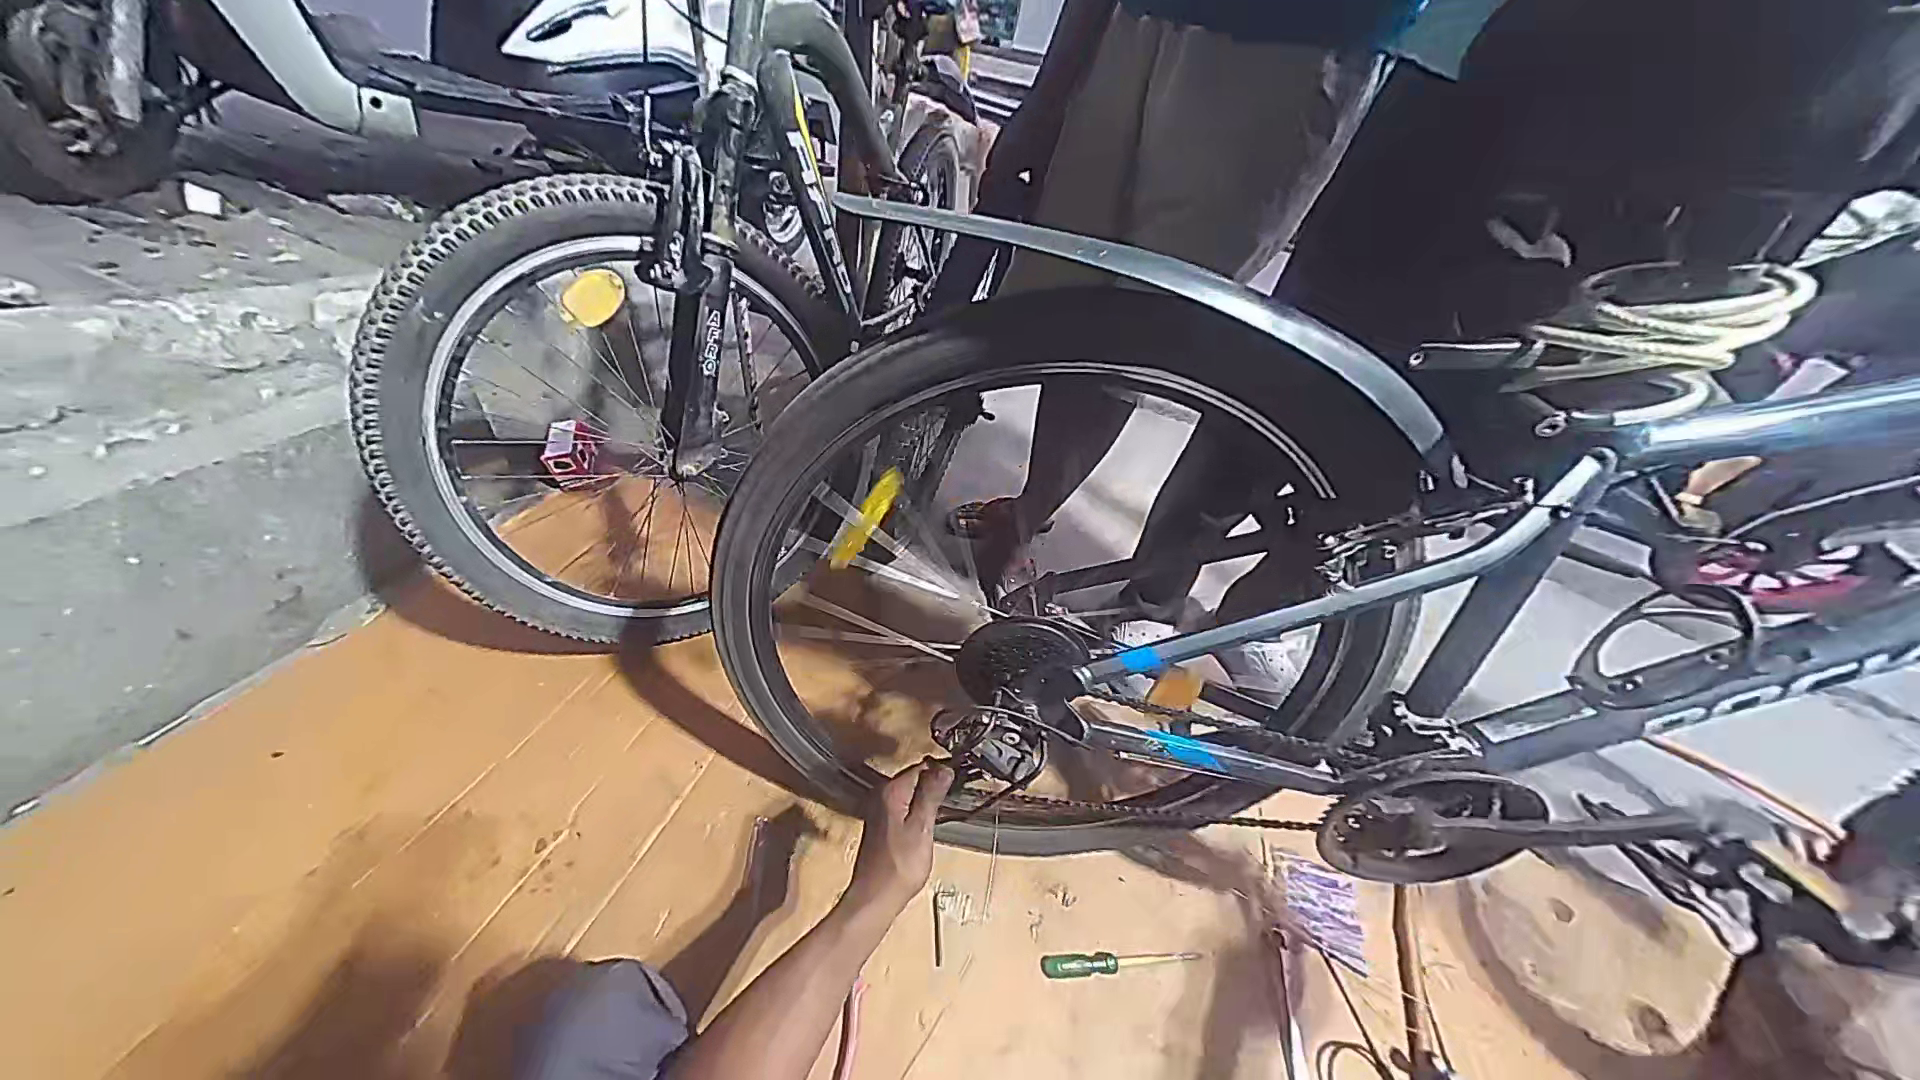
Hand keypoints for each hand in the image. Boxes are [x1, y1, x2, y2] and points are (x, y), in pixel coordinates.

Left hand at [843, 760, 952, 916]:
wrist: (875, 898)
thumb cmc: (899, 866)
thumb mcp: (922, 828)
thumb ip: (932, 795)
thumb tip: (944, 768)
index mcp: (891, 792)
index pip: (921, 767)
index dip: (941, 772)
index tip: (956, 782)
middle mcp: (881, 796)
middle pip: (914, 778)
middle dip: (933, 784)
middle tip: (951, 798)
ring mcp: (878, 810)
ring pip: (909, 793)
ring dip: (926, 798)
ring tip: (941, 811)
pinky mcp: (880, 824)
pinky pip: (903, 806)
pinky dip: (916, 811)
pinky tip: (925, 825)